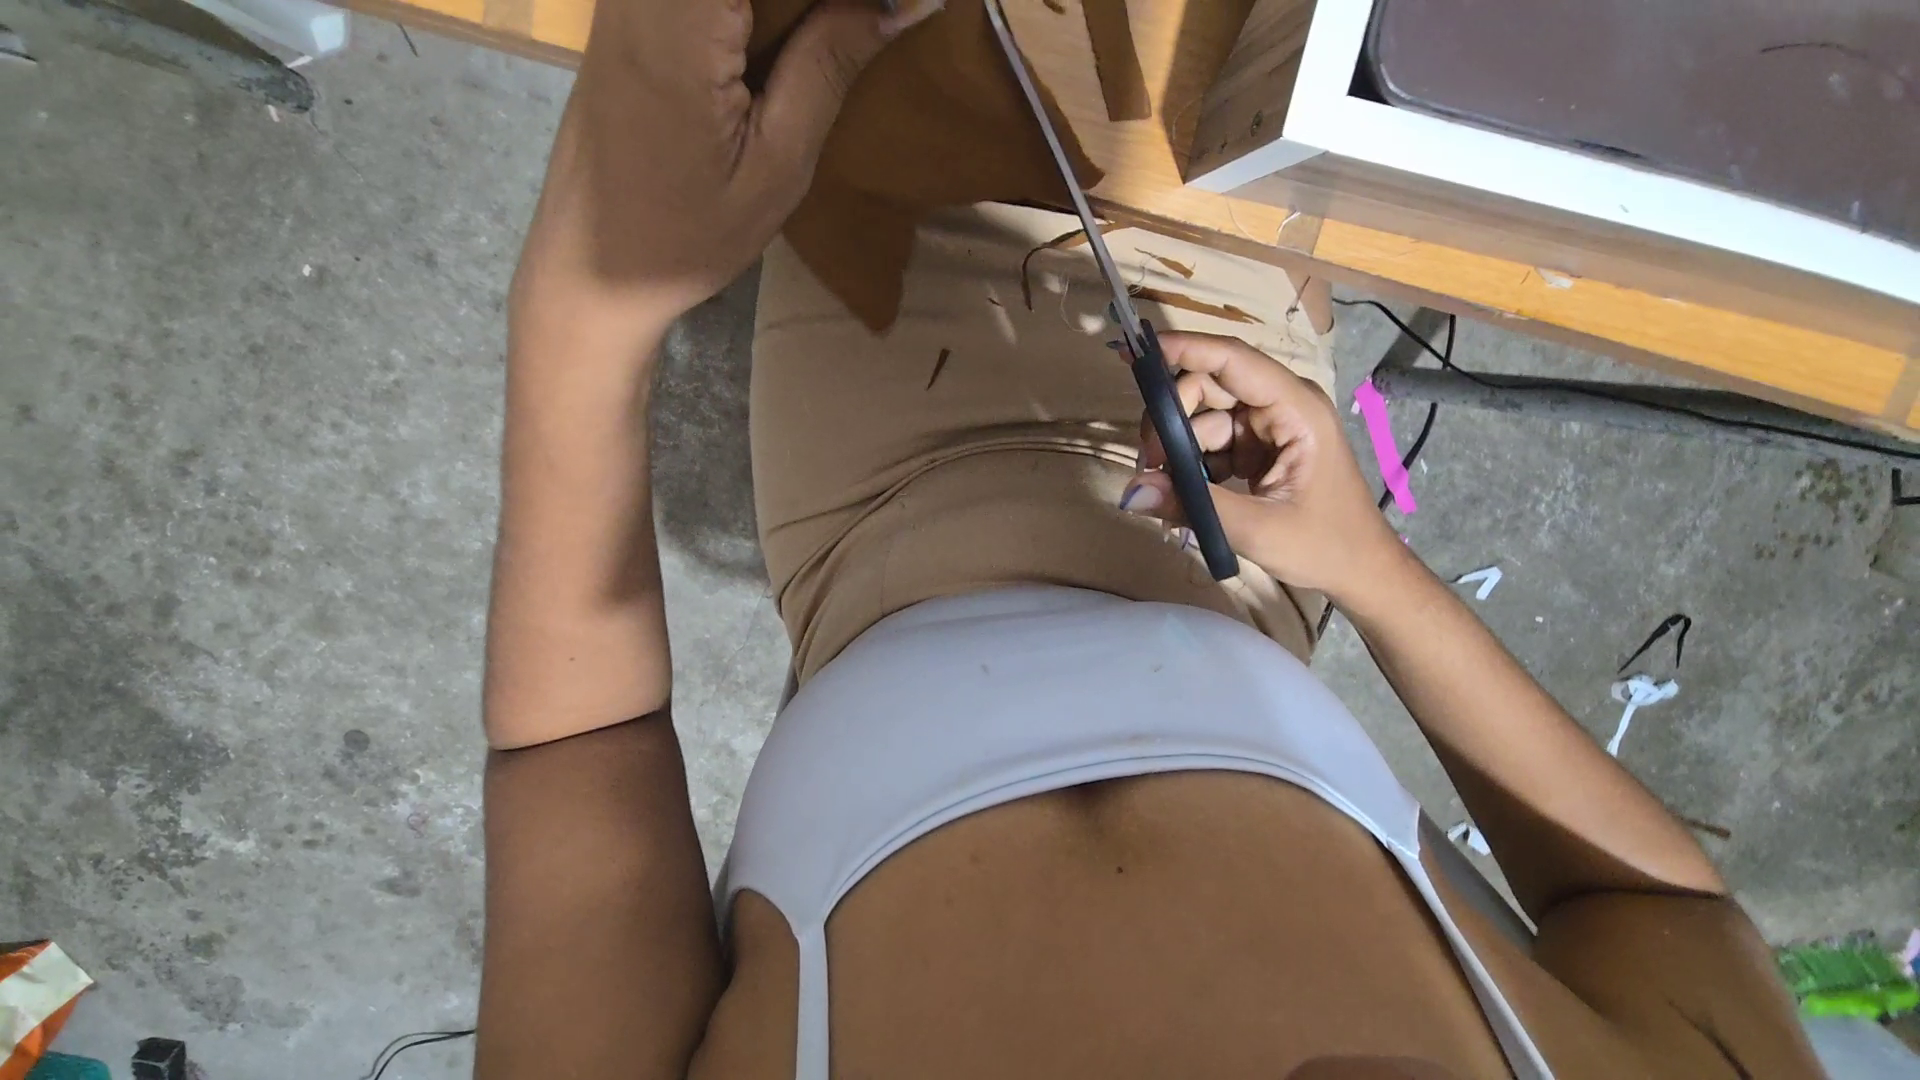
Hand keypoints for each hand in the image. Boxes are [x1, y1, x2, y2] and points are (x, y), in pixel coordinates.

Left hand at [511, 0, 941, 344]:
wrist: (591, 268)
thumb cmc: (686, 237)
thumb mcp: (776, 169)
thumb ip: (827, 70)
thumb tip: (893, 6)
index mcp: (682, 18)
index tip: (887, 14)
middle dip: (807, 5)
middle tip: (861, 31)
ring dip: (784, 9)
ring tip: (827, 40)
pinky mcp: (621, 11)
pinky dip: (750, 12)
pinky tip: (783, 41)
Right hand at [1122, 332, 1407, 600]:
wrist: (1359, 572)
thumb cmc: (1325, 546)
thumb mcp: (1256, 529)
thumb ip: (1193, 505)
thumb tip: (1130, 491)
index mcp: (1296, 410)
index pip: (1234, 360)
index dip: (1185, 349)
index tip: (1135, 353)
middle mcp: (1280, 407)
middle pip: (1209, 386)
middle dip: (1172, 416)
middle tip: (1150, 461)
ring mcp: (1267, 428)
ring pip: (1203, 416)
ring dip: (1177, 446)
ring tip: (1166, 487)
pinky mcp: (1256, 449)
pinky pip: (1209, 442)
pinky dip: (1190, 464)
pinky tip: (1187, 492)